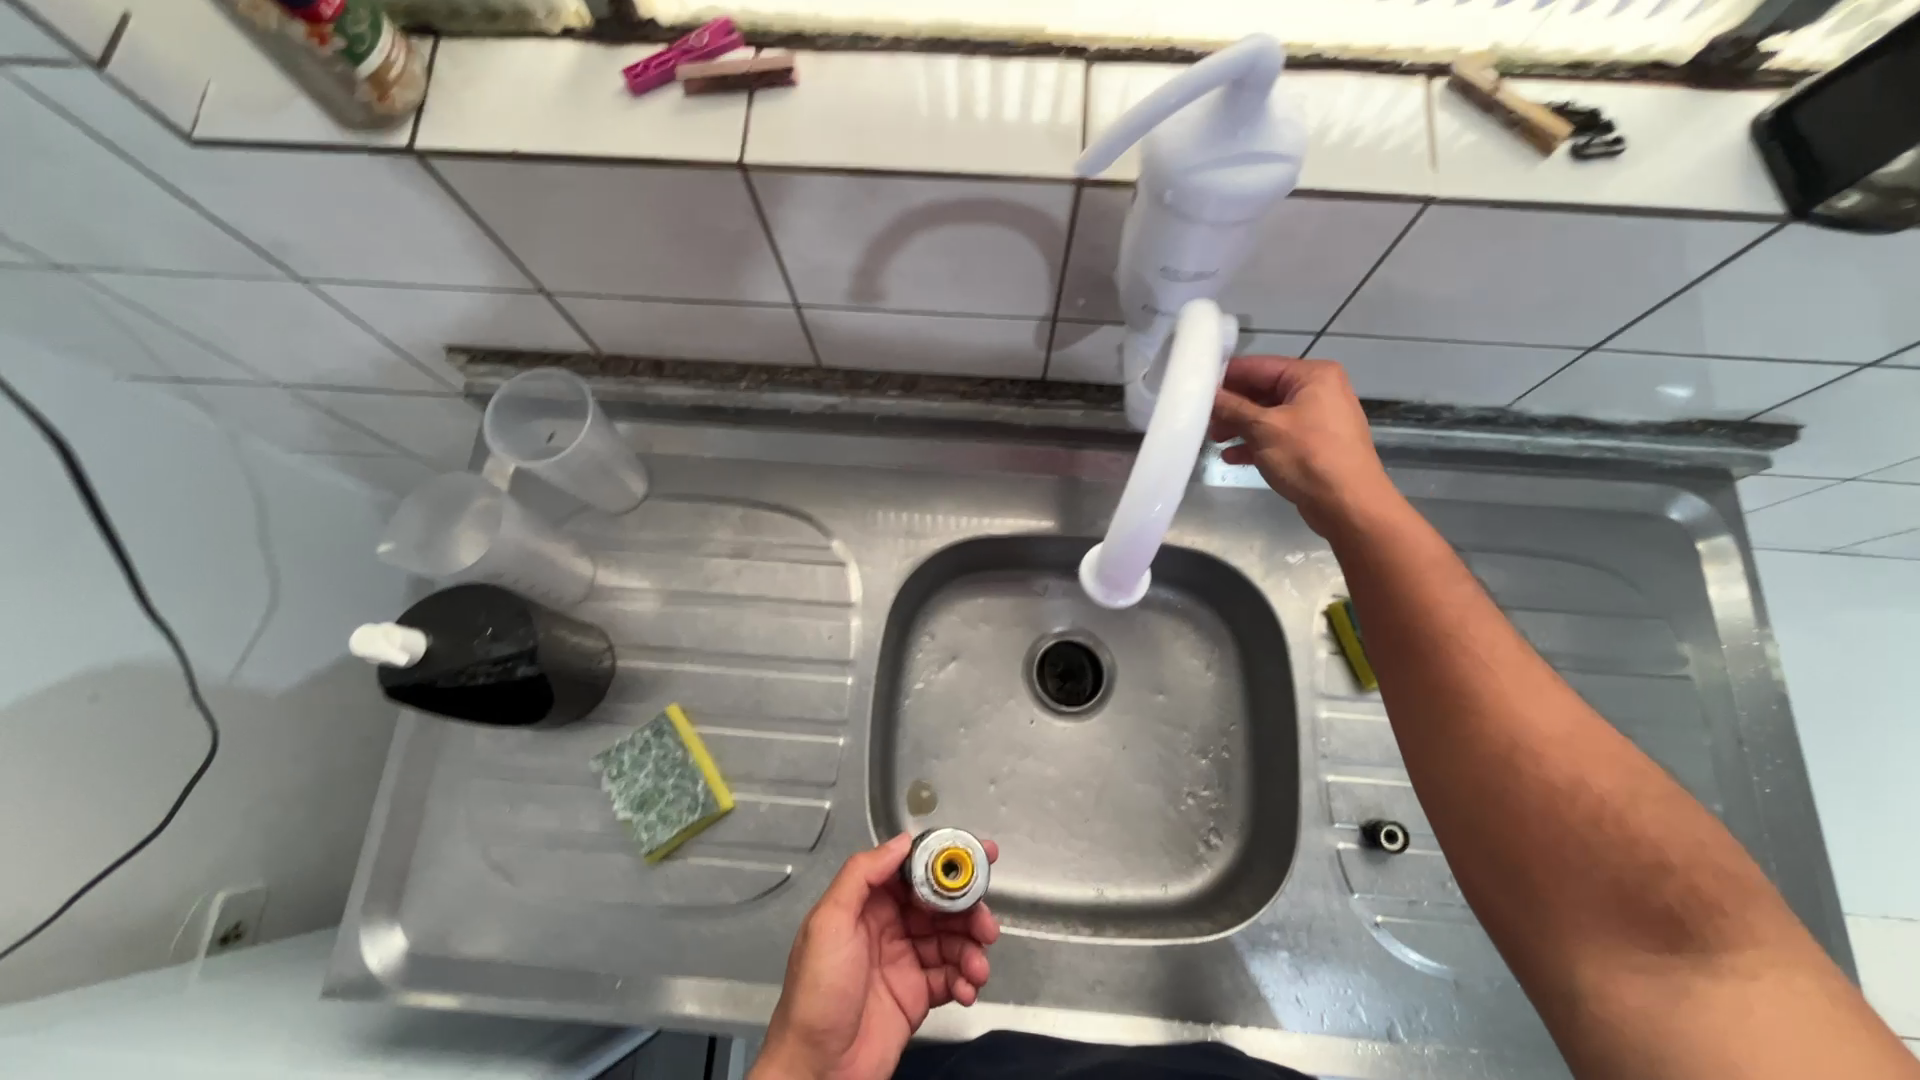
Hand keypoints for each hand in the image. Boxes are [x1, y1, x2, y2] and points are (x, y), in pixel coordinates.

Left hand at [751, 833, 1000, 1079]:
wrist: (818, 1070)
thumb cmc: (817, 993)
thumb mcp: (829, 923)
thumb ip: (863, 875)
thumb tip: (902, 841)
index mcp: (866, 904)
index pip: (913, 872)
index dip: (946, 861)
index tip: (980, 855)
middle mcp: (888, 927)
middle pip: (940, 905)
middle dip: (968, 910)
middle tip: (987, 924)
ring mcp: (905, 961)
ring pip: (951, 940)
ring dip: (971, 949)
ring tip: (977, 968)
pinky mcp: (917, 995)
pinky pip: (952, 976)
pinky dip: (966, 980)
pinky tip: (967, 989)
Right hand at [1210, 355, 1397, 537]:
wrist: (1349, 504)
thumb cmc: (1309, 457)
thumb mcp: (1264, 429)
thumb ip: (1232, 408)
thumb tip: (1207, 395)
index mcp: (1312, 375)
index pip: (1258, 366)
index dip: (1225, 377)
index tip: (1195, 389)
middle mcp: (1318, 390)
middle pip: (1263, 390)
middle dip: (1232, 406)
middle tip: (1202, 419)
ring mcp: (1318, 418)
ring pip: (1268, 414)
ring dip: (1240, 426)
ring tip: (1214, 440)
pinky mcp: (1314, 443)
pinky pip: (1278, 435)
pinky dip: (1256, 443)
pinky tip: (1232, 456)